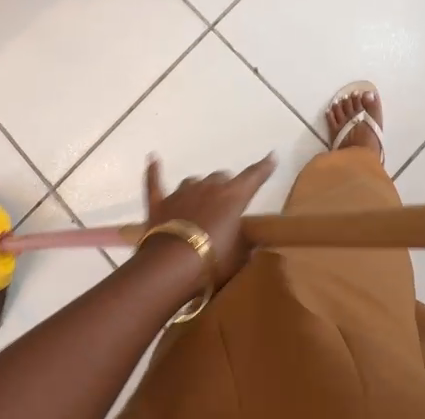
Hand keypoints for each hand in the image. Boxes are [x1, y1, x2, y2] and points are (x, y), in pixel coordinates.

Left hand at [143, 154, 276, 286]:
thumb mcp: (240, 257)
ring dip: (199, 191)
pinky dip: (154, 171)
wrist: (173, 266)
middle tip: (225, 208)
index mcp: (233, 197)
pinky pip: (155, 182)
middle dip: (224, 189)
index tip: (271, 156)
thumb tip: (249, 241)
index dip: (263, 168)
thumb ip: (245, 244)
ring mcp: (182, 192)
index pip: (253, 177)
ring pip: (194, 182)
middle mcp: (208, 187)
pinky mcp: (159, 203)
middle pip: (220, 178)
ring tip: (200, 206)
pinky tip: (153, 158)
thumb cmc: (214, 262)